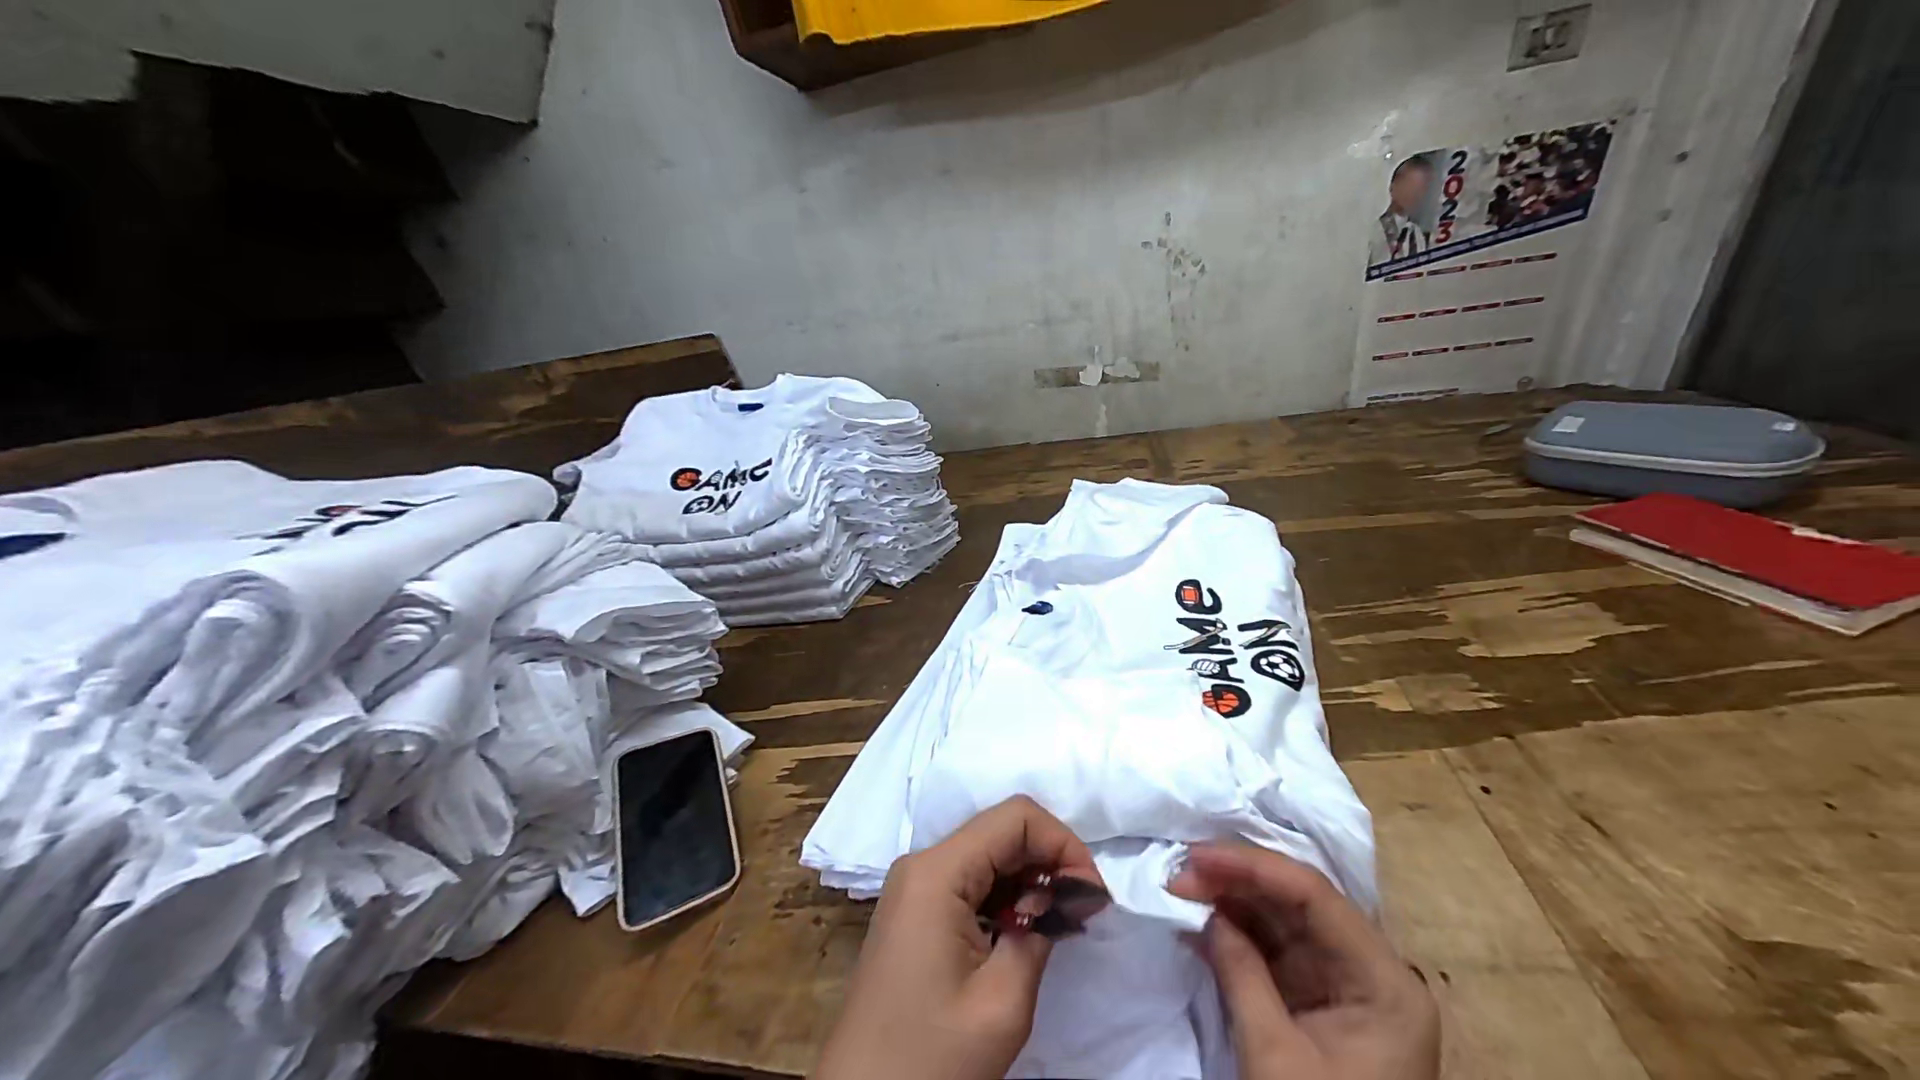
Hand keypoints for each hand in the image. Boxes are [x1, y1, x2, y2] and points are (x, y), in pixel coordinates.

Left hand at [814, 796, 1106, 1079]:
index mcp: (936, 871)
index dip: (1062, 842)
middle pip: (1001, 831)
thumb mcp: (1002, 1001)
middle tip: (1083, 910)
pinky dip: (1006, 896)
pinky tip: (1025, 931)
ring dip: (1030, 880)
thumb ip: (1039, 933)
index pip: (1015, 817)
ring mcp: (915, 887)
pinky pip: (970, 882)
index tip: (1090, 891)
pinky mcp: (916, 910)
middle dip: (1050, 860)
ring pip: (988, 855)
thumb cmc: (930, 1054)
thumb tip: (1062, 898)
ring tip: (1060, 924)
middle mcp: (922, 864)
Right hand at [1171, 845, 1438, 1079]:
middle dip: (1234, 880)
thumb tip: (1208, 912)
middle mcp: (1368, 969)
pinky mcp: (1314, 999)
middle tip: (1179, 872)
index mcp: (1382, 981)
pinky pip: (1272, 950)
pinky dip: (1233, 934)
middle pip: (1297, 902)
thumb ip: (1241, 972)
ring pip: (1280, 920)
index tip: (1197, 855)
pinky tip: (1197, 923)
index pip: (1315, 896)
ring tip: (1180, 889)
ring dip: (1229, 901)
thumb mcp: (1275, 1055)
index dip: (1252, 866)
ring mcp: (1340, 983)